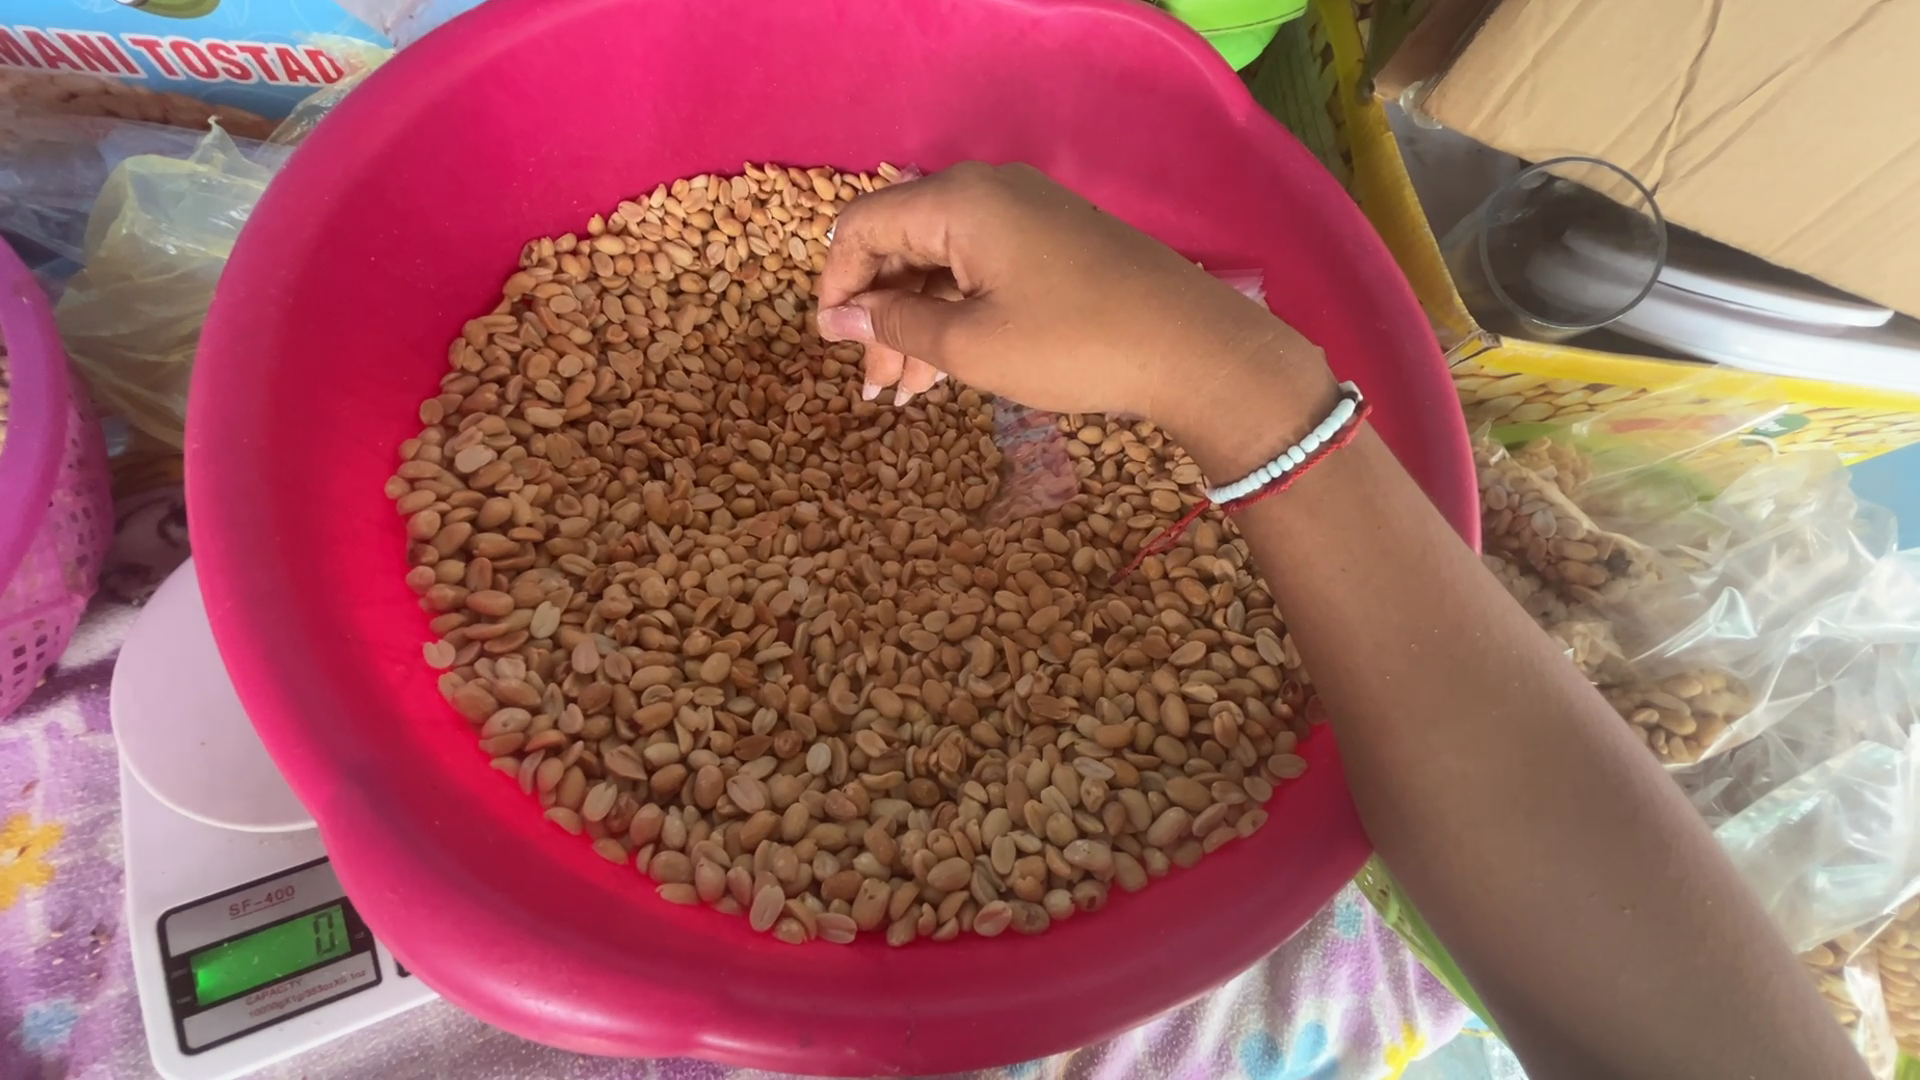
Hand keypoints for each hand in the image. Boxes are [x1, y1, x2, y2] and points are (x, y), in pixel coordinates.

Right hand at [815, 162, 1328, 445]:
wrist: (1189, 348)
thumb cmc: (1071, 346)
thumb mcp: (971, 344)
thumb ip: (897, 323)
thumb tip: (841, 315)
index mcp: (956, 203)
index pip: (862, 228)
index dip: (837, 285)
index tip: (832, 343)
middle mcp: (985, 195)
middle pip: (903, 250)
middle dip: (880, 318)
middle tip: (874, 385)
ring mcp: (1023, 218)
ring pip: (943, 270)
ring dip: (917, 327)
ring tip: (904, 392)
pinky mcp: (1050, 246)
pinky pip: (982, 277)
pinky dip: (957, 319)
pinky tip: (943, 370)